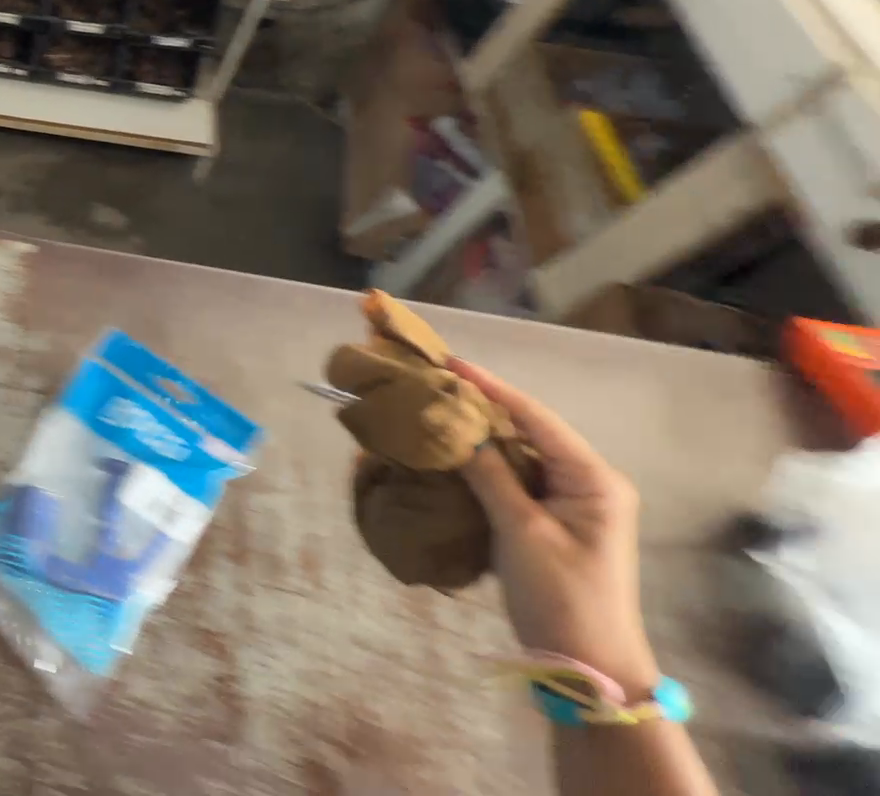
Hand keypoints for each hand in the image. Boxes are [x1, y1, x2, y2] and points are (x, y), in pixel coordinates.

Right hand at [453, 359, 659, 697]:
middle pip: (527, 430)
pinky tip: (448, 453)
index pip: (535, 418)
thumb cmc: (561, 593)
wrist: (588, 661)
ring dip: (477, 435)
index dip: (492, 388)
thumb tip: (454, 429)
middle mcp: (585, 481)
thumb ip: (490, 474)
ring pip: (516, 453)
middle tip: (433, 385)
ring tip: (433, 411)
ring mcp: (568, 501)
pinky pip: (511, 477)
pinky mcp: (548, 520)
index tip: (450, 363)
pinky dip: (479, 463)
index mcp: (592, 478)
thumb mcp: (522, 530)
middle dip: (481, 406)